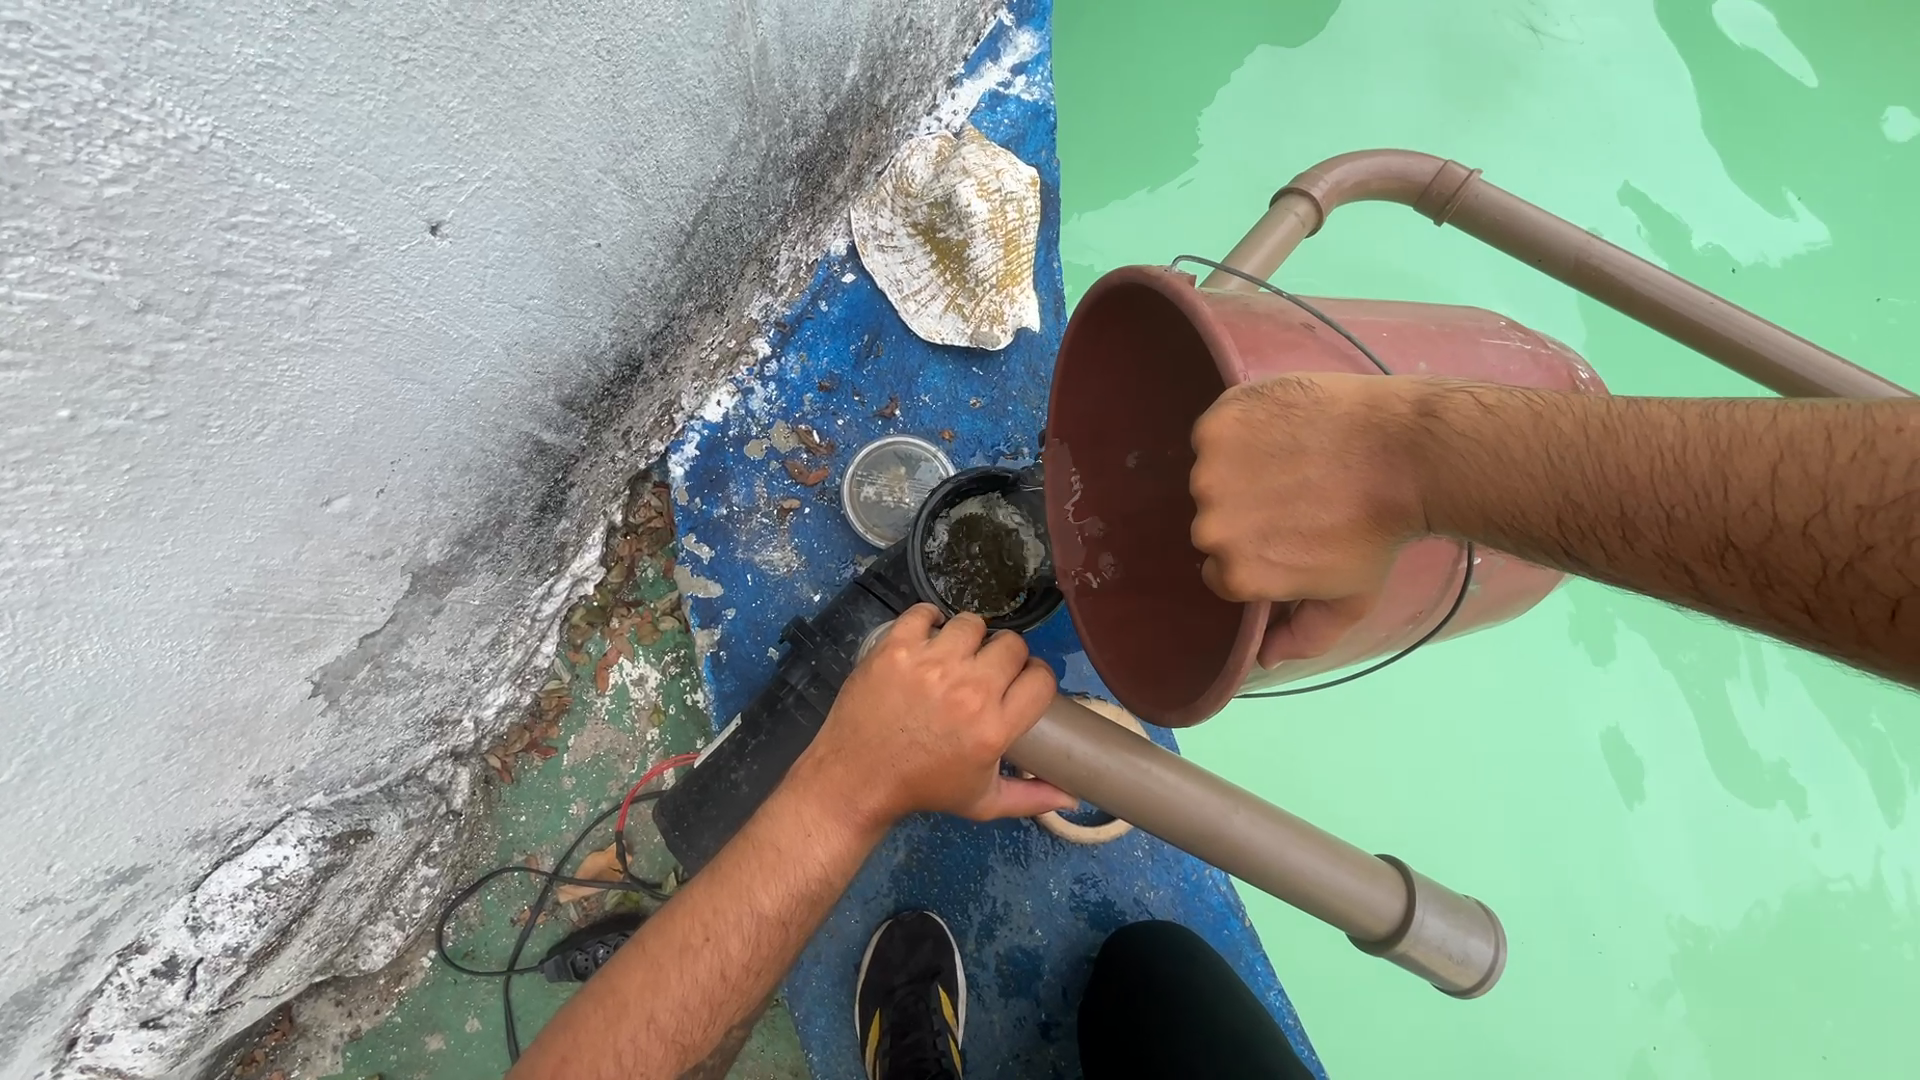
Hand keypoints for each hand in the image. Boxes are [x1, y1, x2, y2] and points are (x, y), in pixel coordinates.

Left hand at [793, 605, 1074, 829]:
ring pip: (972, 623)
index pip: (1041, 679)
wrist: (855, 778)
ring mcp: (930, 664)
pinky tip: (927, 639)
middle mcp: (968, 690)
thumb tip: (1073, 796)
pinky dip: (928, 620)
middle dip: (1004, 657)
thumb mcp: (982, 803)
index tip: (1019, 685)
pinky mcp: (896, 648)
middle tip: (984, 672)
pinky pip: (925, 612)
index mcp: (994, 727)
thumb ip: (1032, 797)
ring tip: (954, 656)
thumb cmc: (923, 789)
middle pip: (1012, 645)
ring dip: (968, 638)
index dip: (1035, 679)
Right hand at [1189, 373, 1429, 663]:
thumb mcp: (1349, 598)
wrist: (1408, 453)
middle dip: (1243, 512)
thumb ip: (1303, 634)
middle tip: (1291, 493)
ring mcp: (1209, 472)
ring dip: (1237, 469)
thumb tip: (1264, 659)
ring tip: (1288, 457)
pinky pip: (1213, 431)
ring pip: (1210, 474)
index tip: (1283, 533)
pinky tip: (1277, 426)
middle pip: (1212, 521)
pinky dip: (1237, 427)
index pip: (1221, 568)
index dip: (1253, 551)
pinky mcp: (1216, 424)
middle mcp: (1211, 527)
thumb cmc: (1380, 530)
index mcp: (1236, 572)